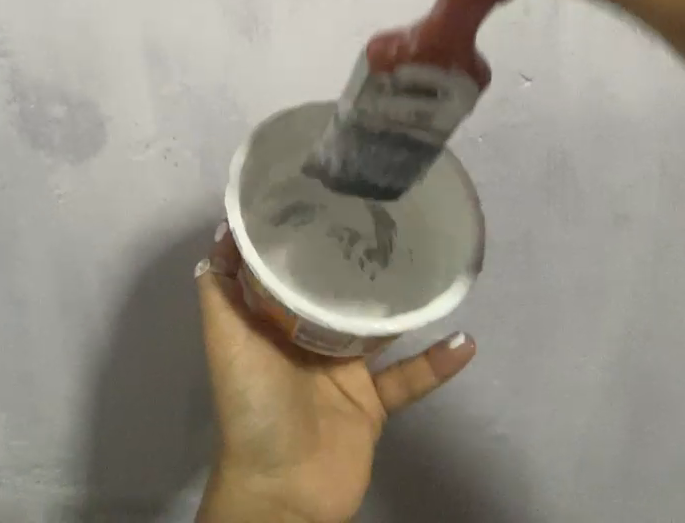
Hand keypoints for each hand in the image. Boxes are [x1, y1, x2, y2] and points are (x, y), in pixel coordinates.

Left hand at [194, 224, 474, 522]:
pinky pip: (410, 379)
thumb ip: (220, 286)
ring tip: (426, 265)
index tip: (317, 196)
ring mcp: (341, 372)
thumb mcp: (224, 336)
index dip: (297, 239)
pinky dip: (437, 364)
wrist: (283, 488)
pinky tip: (464, 339)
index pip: (284, 272)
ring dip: (399, 306)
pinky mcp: (371, 404)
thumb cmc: (252, 402)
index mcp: (270, 323)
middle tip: (383, 221)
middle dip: (352, 264)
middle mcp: (304, 341)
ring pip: (376, 330)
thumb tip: (223, 229)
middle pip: (332, 296)